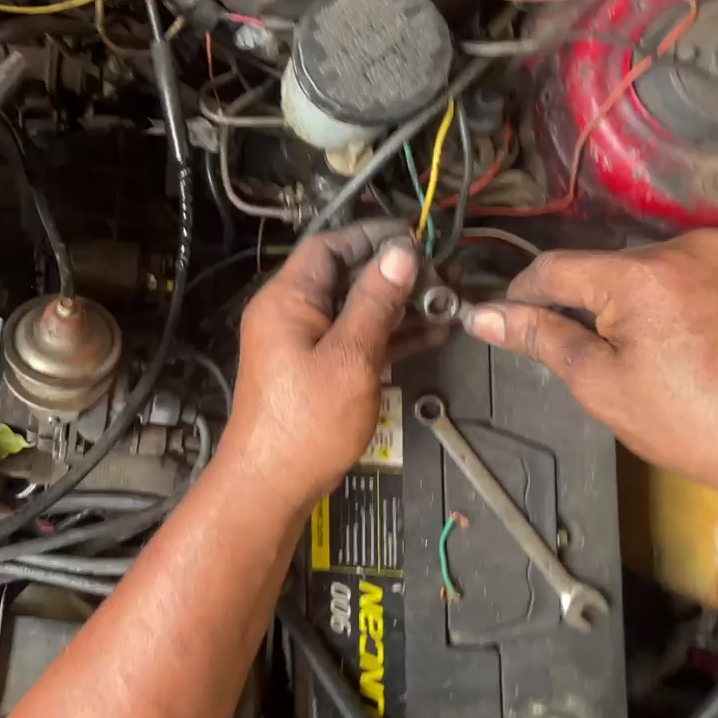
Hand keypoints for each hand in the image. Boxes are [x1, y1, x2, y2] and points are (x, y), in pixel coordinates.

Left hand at [225, 220, 419, 510]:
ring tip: (444, 301)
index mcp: (286, 299)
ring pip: (352, 307)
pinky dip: (386, 333)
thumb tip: (400, 253)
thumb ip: (375, 303)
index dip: (370, 236)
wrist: (272, 482)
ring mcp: (302, 340)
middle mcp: (289, 312)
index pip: (327, 246)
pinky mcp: (315, 366)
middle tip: (439, 273)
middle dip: (390, 271)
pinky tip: (430, 332)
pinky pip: (353, 336)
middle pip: (342, 274)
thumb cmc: (307, 421)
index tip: (414, 236)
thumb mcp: (350, 357)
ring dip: (395, 303)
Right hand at [463, 229, 717, 518]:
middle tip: (619, 358)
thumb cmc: (709, 430)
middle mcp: (694, 246)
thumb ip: (543, 340)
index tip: (518, 320)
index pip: (554, 268)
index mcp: (639, 274)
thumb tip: (483, 315)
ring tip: (684, 355)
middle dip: (604, 304)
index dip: (526, 294)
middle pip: (618, 268)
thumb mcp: (607, 390)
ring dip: (661, 299)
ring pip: (676, 269)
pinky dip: (716, 301)